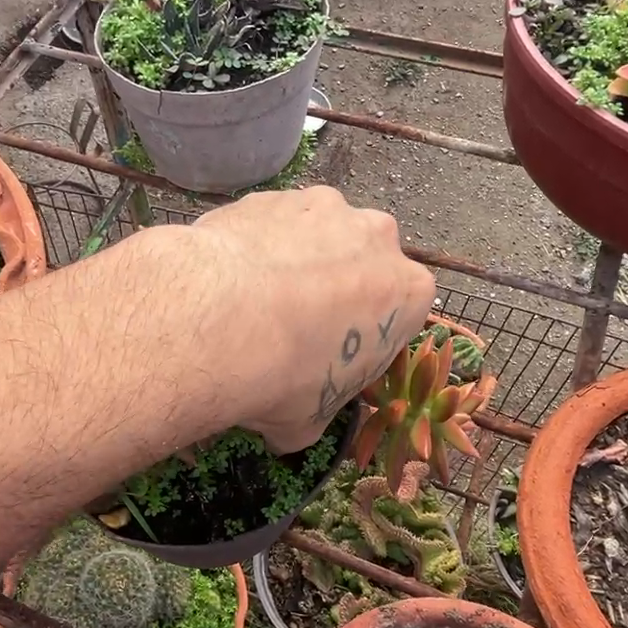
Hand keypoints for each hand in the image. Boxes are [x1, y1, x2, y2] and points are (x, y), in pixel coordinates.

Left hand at [175, 187, 434, 452]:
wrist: (218, 319)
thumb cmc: (284, 377)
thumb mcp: (309, 422)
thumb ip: (314, 414)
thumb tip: (287, 432)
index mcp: (408, 292)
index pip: (398, 311)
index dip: (363, 335)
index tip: (330, 355)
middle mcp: (376, 236)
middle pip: (360, 262)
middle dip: (333, 288)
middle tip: (289, 325)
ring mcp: (321, 207)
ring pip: (313, 235)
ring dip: (292, 260)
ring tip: (249, 300)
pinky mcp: (270, 196)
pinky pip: (267, 223)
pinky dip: (252, 245)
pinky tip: (223, 279)